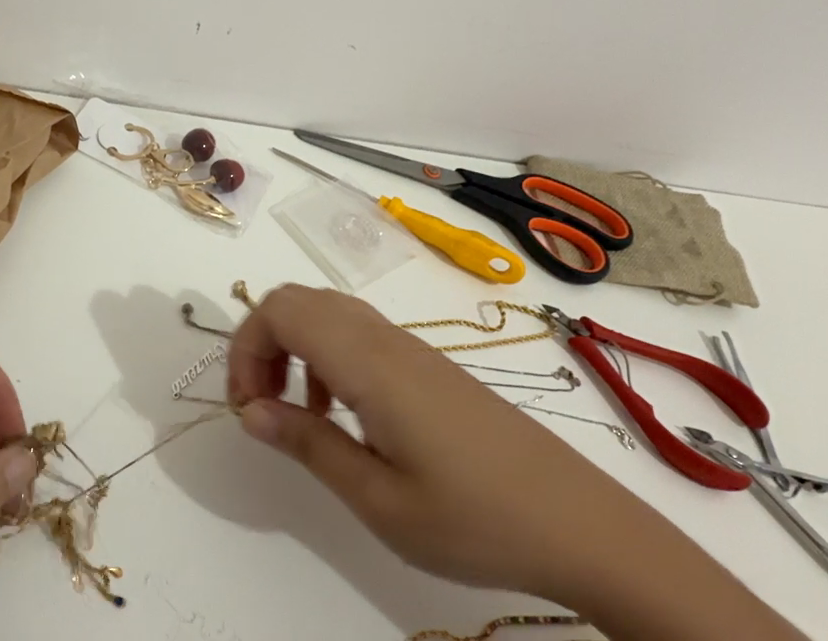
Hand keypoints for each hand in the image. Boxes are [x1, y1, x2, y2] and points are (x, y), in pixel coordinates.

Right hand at [226, 285, 807, 640]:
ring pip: (330, 314)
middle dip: (262, 343)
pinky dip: (329, 360)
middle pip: (300, 301)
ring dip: (295, 351)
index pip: (281, 310)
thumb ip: (308, 444)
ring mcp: (414, 350)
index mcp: (369, 364)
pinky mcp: (432, 367)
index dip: (245, 347)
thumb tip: (249, 411)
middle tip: (262, 407)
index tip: (246, 409)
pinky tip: (346, 418)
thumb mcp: (378, 499)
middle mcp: (388, 340)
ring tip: (301, 416)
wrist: (583, 527)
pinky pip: (360, 336)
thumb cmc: (475, 520)